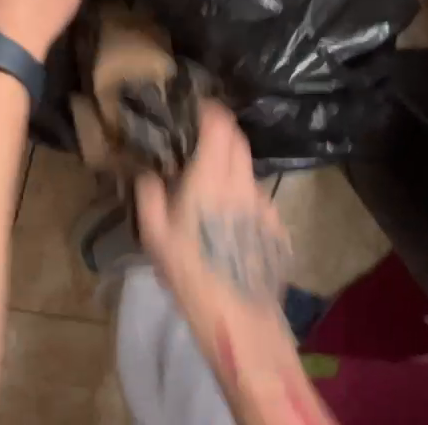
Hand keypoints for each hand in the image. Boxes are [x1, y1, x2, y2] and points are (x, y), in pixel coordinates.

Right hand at [134, 102, 290, 317]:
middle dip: (222, 133)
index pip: (220, 128)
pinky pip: (259, 201)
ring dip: (232, 168)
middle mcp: (242, 185)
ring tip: (212, 186)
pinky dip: (244, 198)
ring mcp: (265, 208)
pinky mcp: (278, 230)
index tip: (198, 105)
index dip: (211, 111)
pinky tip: (230, 221)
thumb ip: (149, 194)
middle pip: (240, 143)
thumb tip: (149, 172)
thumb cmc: (189, 272)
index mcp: (210, 179)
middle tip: (201, 138)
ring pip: (249, 172)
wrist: (240, 320)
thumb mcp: (153, 234)